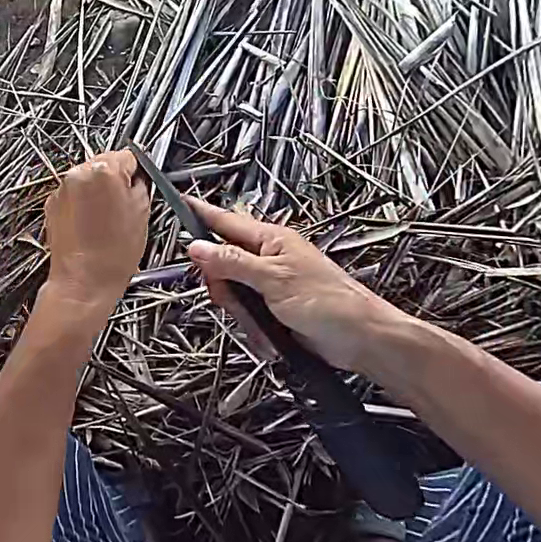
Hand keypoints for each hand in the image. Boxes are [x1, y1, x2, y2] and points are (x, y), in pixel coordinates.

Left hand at [40, 149, 149, 318]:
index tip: (140, 180)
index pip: (129, 155)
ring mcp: (63, 188)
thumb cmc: (111, 254)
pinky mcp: (53, 203)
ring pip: (89, 179)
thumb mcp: (142, 212)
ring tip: (109, 219)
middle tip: (126, 205)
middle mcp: (79, 174)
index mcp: (104, 171)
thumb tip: (139, 176)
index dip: (138, 170)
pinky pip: (75, 194)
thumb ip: (141, 184)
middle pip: (106, 163)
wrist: (83, 282)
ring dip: (99, 192)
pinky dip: (84, 203)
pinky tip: (94, 224)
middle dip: (116, 180)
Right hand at [184, 196, 411, 375]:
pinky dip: (251, 324)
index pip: (225, 221)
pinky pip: (246, 312)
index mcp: (271, 239)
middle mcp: (269, 257)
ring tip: (257, 318)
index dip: (201, 213)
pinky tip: (265, 331)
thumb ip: (232, 263)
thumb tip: (199, 247)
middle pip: (221, 262)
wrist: (360, 339)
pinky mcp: (273, 307)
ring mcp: (270, 283)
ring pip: (231, 290)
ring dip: (239, 309)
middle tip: (231, 295)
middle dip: (221, 283)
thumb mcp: (273, 279)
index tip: (180, 202)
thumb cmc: (332, 302)